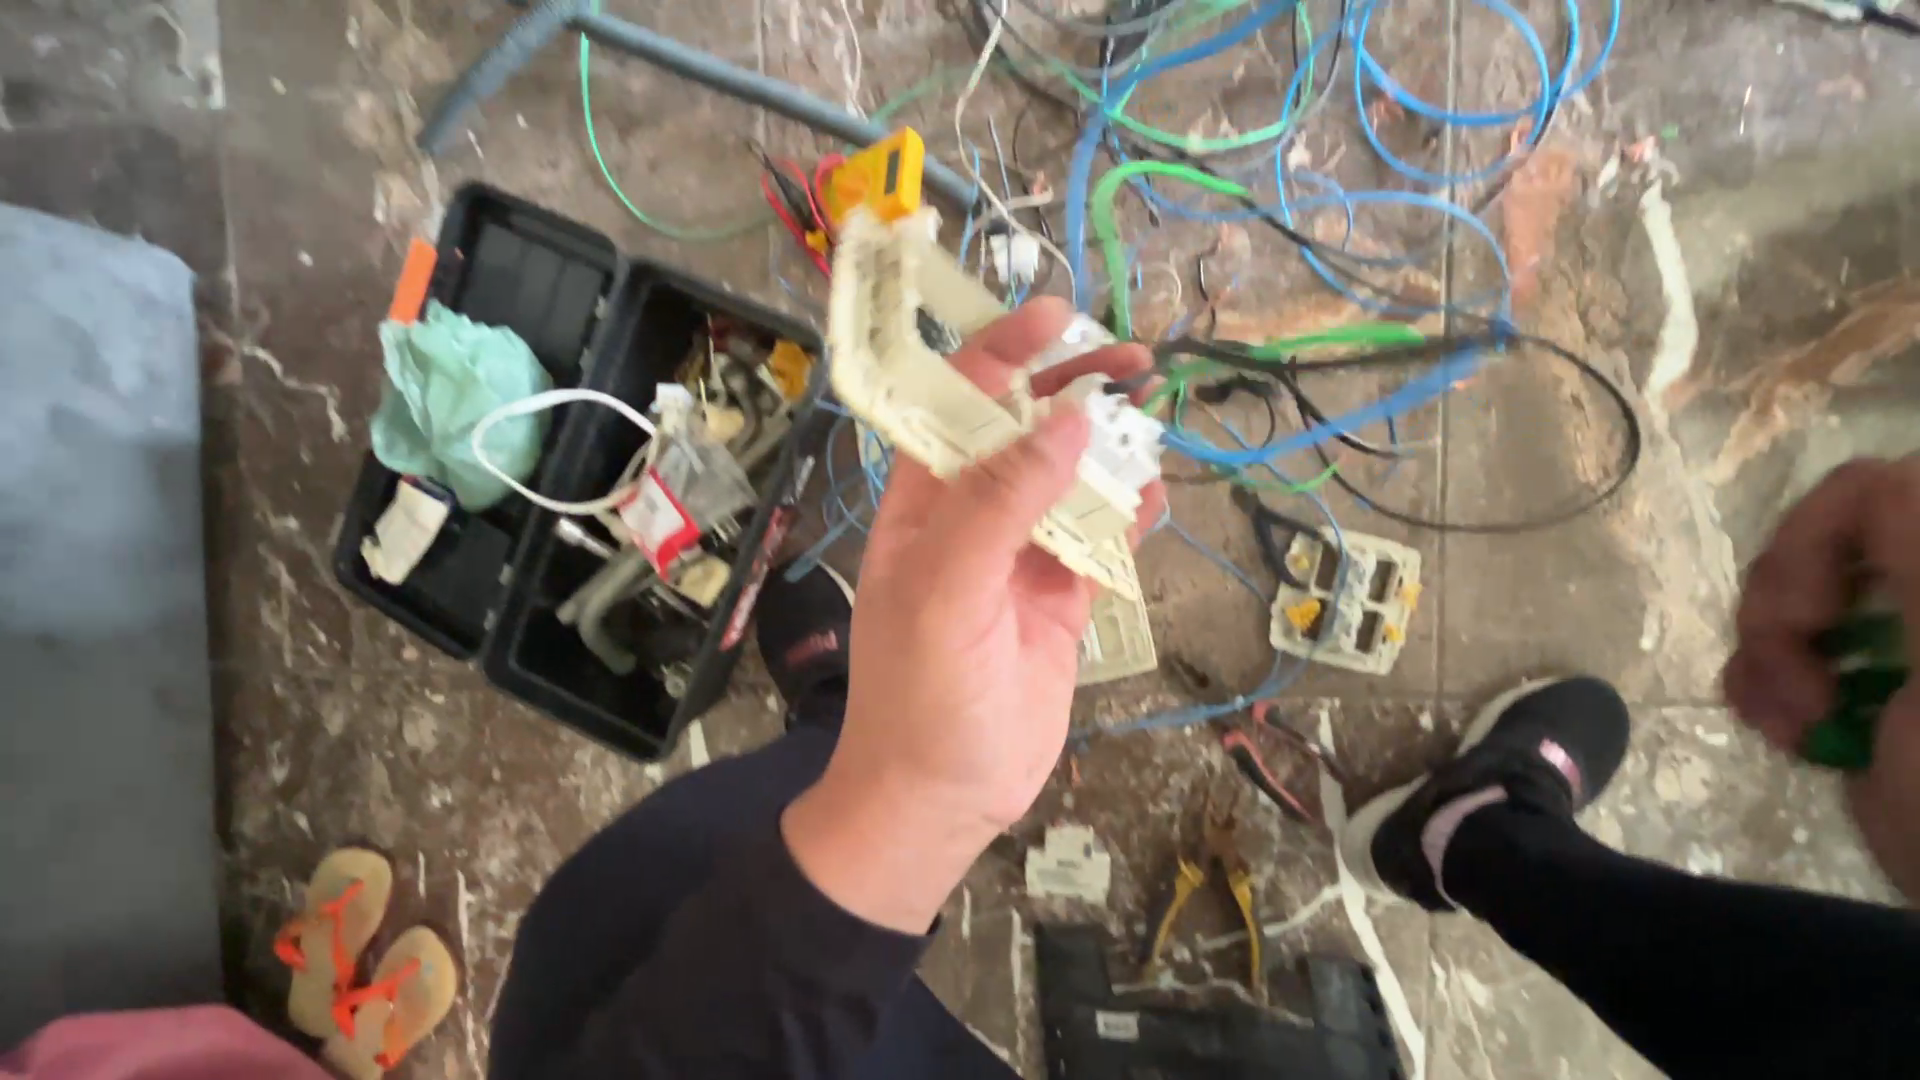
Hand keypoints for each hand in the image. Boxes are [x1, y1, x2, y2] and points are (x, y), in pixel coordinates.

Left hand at [783, 298, 1163, 931]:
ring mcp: (1020, 554)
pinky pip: (1099, 539)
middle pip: (1024, 431)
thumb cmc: (920, 692)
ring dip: (1108, 450)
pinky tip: (1150, 498)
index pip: (957, 403)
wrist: (943, 793)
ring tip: (1152, 425)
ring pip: (1070, 481)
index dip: (1000, 352)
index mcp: (924, 500)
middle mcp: (972, 516)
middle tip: (1135, 364)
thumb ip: (1002, 503)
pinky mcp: (1061, 595)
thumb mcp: (945, 590)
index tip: (1057, 317)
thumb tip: (1069, 420)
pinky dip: (1125, 513)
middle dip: (1071, 389)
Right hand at [1723, 457, 1919, 900]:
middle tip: (1795, 691)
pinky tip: (1787, 730)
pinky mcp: (1871, 686)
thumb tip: (1882, 476)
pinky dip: (1764, 685)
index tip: (1811, 625)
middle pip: (1819, 544)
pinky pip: (1780, 650)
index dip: (1814, 541)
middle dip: (1779, 617)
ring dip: (1765, 660)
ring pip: (1789, 599)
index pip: (1875, 491)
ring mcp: (1909, 644)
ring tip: (1788, 727)